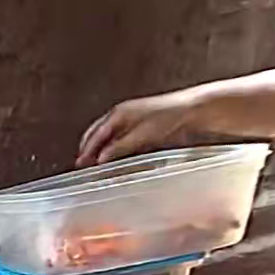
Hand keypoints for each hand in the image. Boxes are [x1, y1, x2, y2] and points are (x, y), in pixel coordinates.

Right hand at [76, 88, 208, 166]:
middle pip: (97, 133)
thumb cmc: (169, 118)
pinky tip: (114, 154)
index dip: (86, 151)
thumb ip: (118, 148)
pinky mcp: (139, 122)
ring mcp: (129, 117)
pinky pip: (117, 135)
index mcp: (118, 114)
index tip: (81, 164)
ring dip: (99, 147)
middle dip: (89, 148)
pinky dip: (111, 145)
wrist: (193, 110)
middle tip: (84, 164)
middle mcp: (121, 114)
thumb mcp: (140, 137)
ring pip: (106, 134)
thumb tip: (100, 159)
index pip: (94, 136)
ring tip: (96, 161)